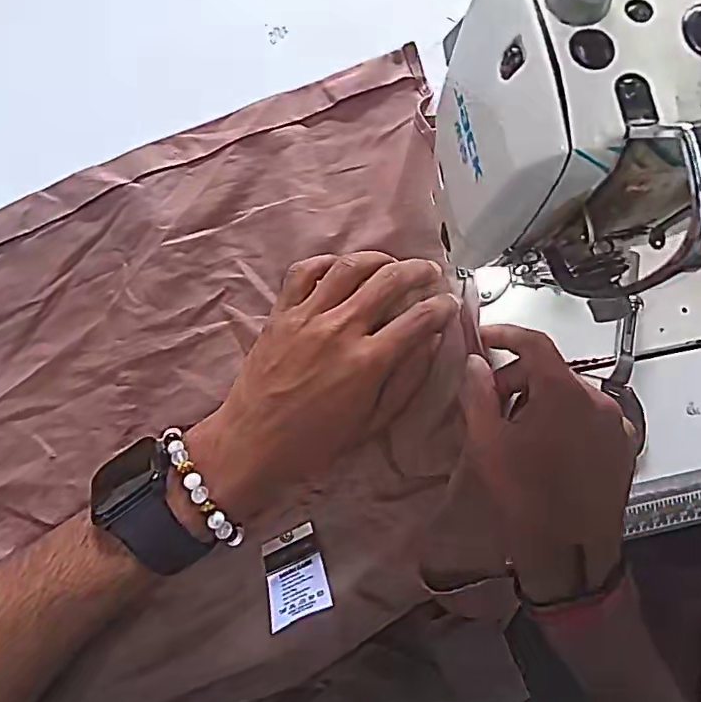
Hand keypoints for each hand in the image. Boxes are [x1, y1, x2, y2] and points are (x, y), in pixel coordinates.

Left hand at [182, 252, 458, 522]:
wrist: (252, 443)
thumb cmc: (313, 442)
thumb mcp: (372, 422)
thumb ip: (407, 381)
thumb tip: (431, 343)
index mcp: (367, 363)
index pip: (418, 319)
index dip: (441, 306)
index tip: (448, 303)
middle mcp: (339, 331)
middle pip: (389, 281)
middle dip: (418, 271)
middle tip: (428, 272)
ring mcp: (307, 318)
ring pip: (349, 267)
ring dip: (378, 258)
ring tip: (391, 263)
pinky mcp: (281, 314)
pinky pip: (303, 272)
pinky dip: (326, 262)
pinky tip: (341, 267)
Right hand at [460, 324, 638, 603]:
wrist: (570, 555)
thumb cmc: (530, 504)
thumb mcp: (488, 443)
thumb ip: (477, 393)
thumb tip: (475, 366)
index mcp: (564, 393)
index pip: (535, 342)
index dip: (506, 334)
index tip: (489, 337)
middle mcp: (596, 402)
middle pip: (550, 370)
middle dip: (517, 381)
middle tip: (492, 407)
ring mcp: (613, 426)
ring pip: (568, 394)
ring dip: (540, 403)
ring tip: (517, 438)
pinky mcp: (621, 447)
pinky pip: (586, 418)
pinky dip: (564, 421)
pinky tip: (544, 451)